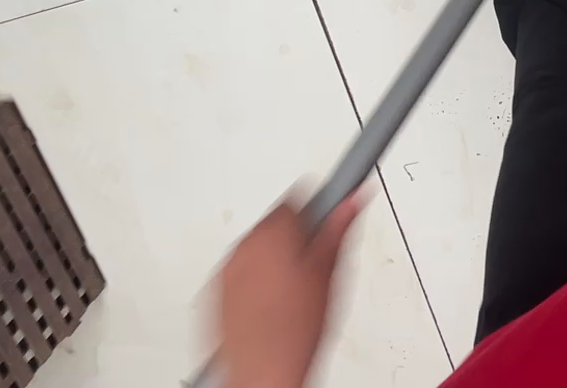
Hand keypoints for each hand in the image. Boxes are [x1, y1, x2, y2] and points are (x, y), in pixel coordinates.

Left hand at [216, 194, 362, 387]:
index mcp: (275, 231)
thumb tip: (352, 198)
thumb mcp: (329, 273)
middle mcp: (246, 243)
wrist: (264, 375)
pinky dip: (252, 280)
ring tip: (291, 293)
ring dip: (272, 259)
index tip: (326, 224)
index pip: (298, 197)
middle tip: (311, 269)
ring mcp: (228, 268)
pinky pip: (238, 272)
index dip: (317, 212)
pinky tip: (270, 304)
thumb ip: (339, 228)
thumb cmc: (296, 331)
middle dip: (294, 238)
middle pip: (275, 223)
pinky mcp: (214, 291)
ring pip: (257, 247)